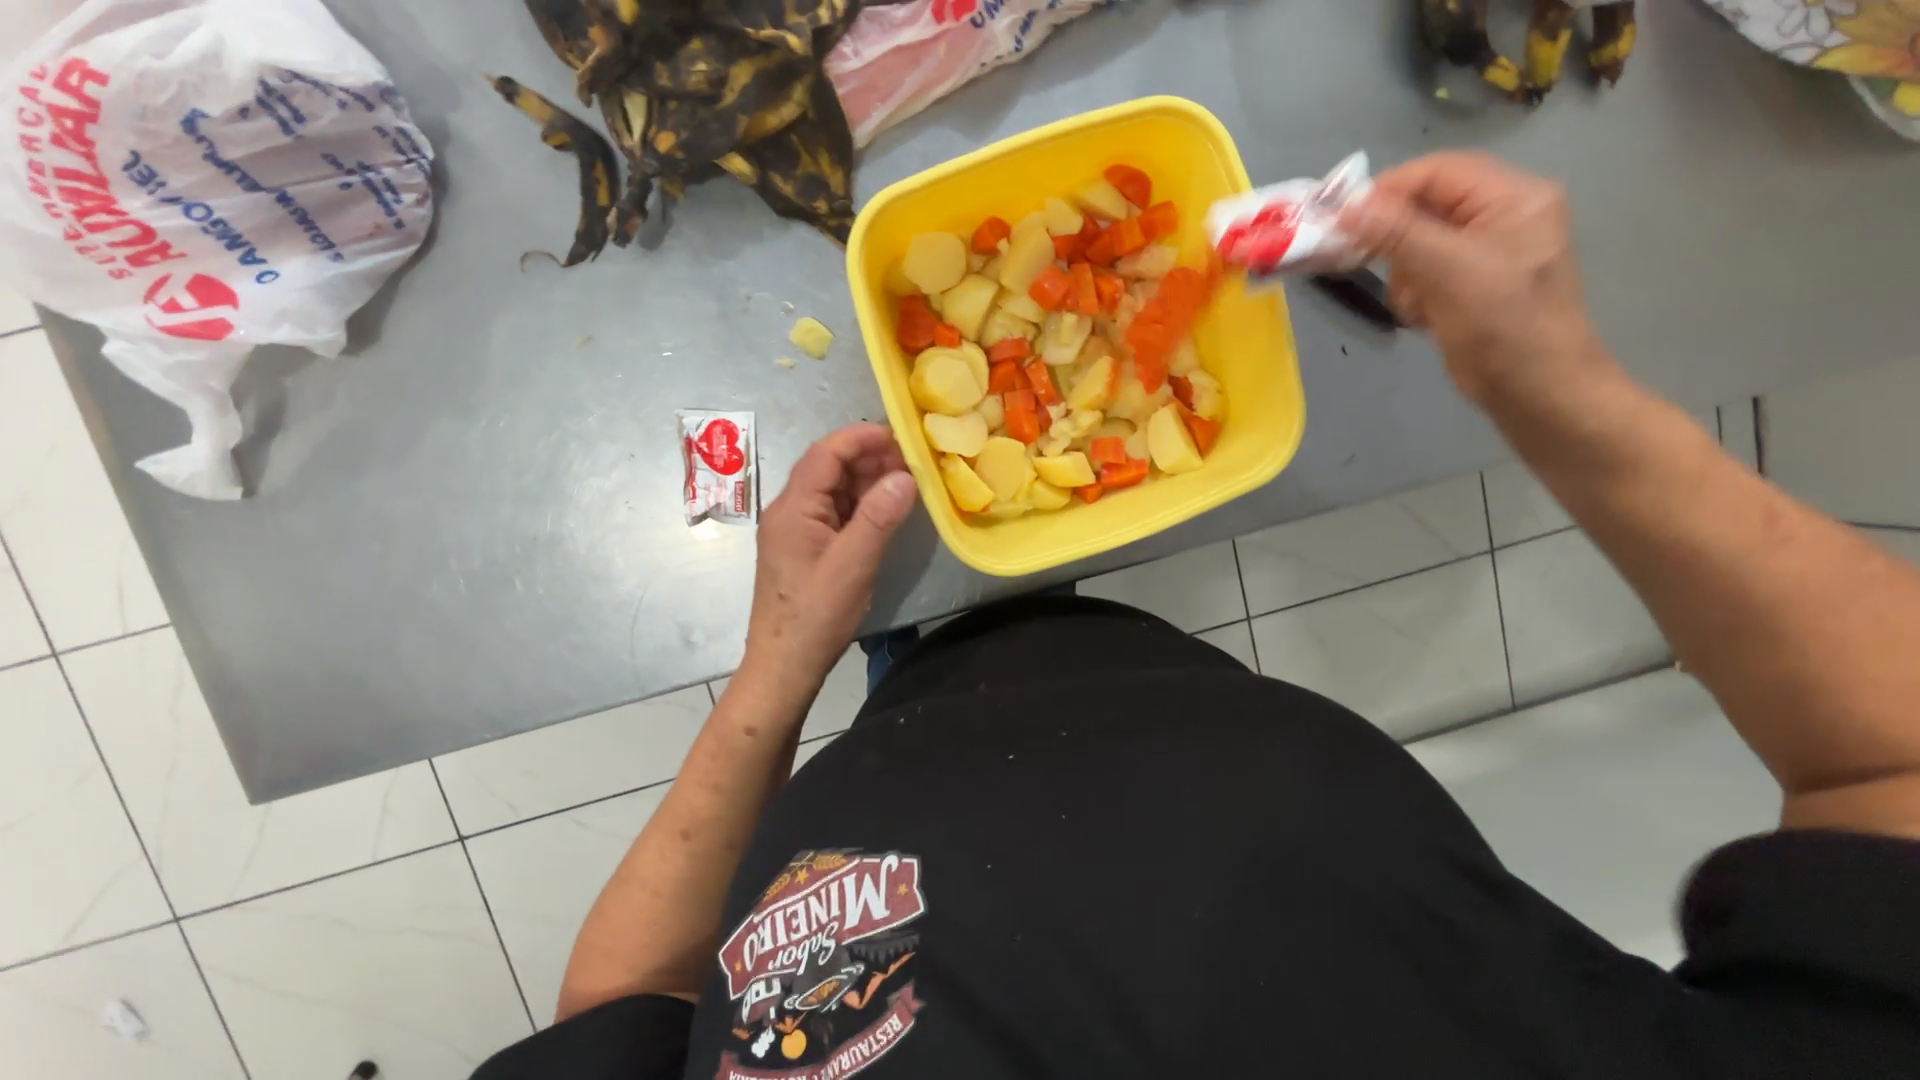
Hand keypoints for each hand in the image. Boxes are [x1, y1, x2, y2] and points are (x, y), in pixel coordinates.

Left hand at [738, 424, 916, 706]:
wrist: (785, 664)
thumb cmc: (816, 615)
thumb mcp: (853, 564)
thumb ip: (880, 516)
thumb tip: (905, 475)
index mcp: (793, 507)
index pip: (826, 453)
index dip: (862, 437)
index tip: (901, 436)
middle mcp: (789, 511)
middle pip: (828, 467)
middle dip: (869, 458)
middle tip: (913, 461)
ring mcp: (796, 530)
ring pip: (833, 490)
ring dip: (867, 481)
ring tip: (907, 482)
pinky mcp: (805, 548)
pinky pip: (834, 513)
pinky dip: (861, 505)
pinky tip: (887, 510)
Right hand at [1339, 152, 1611, 406]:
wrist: (1536, 390)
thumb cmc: (1504, 326)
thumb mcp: (1450, 271)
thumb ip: (1398, 233)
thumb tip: (1345, 206)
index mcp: (1514, 196)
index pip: (1437, 171)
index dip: (1387, 190)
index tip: (1340, 220)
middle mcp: (1501, 214)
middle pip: (1424, 205)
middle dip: (1395, 239)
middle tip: (1363, 261)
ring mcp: (1484, 250)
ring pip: (1416, 241)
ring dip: (1404, 272)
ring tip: (1417, 303)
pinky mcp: (1468, 282)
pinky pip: (1422, 271)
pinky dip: (1413, 292)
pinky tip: (1424, 316)